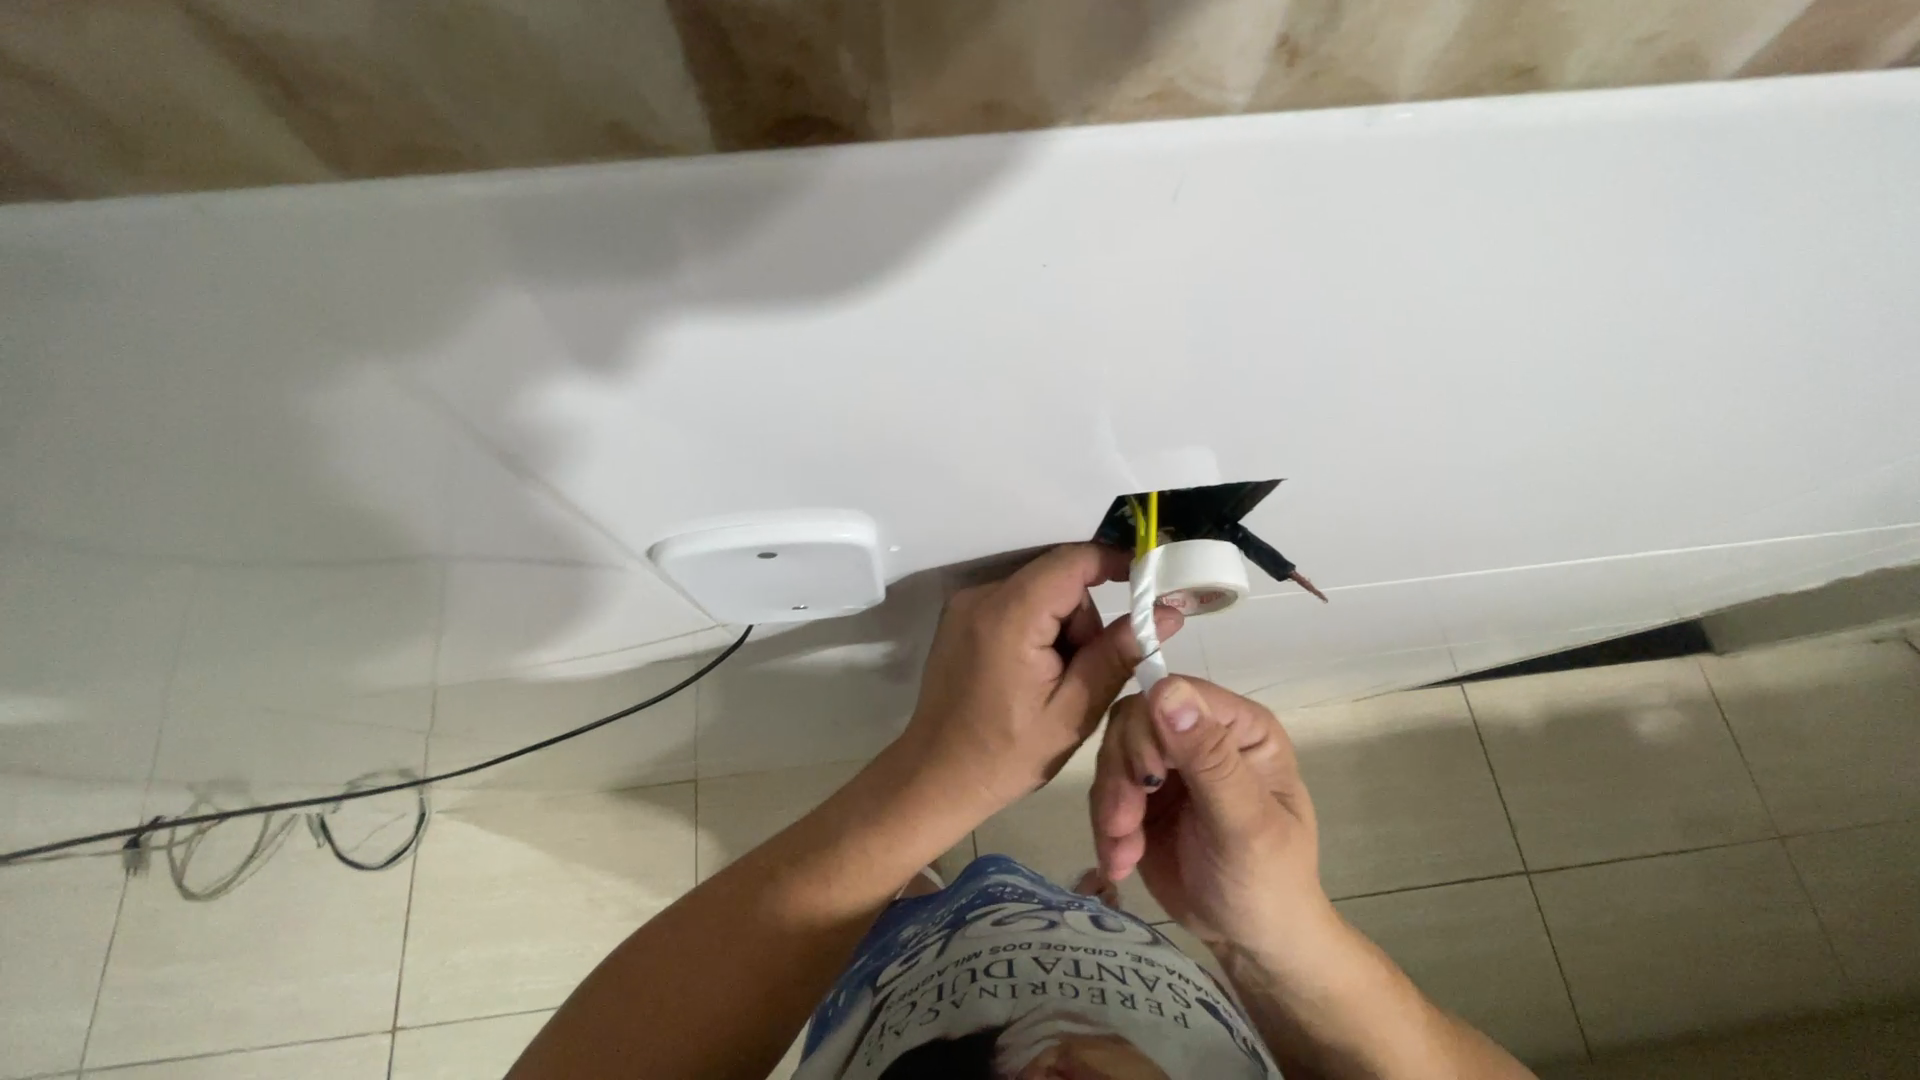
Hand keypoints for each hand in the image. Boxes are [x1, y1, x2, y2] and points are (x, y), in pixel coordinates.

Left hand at [894, 543, 1182, 818]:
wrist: (937, 775)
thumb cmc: (1006, 754)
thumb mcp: (1074, 712)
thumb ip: (1118, 654)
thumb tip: (1167, 612)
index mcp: (1008, 616)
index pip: (1072, 561)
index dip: (1114, 563)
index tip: (1149, 587)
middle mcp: (981, 596)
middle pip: (1056, 577)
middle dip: (1083, 618)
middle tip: (1082, 673)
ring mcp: (965, 604)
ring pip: (1039, 590)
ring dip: (1060, 625)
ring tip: (1054, 681)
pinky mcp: (960, 617)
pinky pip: (1015, 602)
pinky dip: (1036, 627)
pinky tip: (1032, 673)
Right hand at [1090, 677, 1330, 953]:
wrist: (1248, 942)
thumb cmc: (1266, 882)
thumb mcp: (1244, 823)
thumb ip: (1209, 758)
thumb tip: (1166, 690)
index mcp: (1240, 728)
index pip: (1177, 694)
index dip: (1149, 727)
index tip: (1145, 778)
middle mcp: (1201, 735)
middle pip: (1133, 722)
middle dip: (1122, 774)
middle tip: (1124, 823)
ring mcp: (1168, 766)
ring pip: (1111, 756)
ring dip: (1111, 807)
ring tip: (1123, 854)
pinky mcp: (1141, 797)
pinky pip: (1104, 792)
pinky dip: (1106, 829)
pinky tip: (1121, 863)